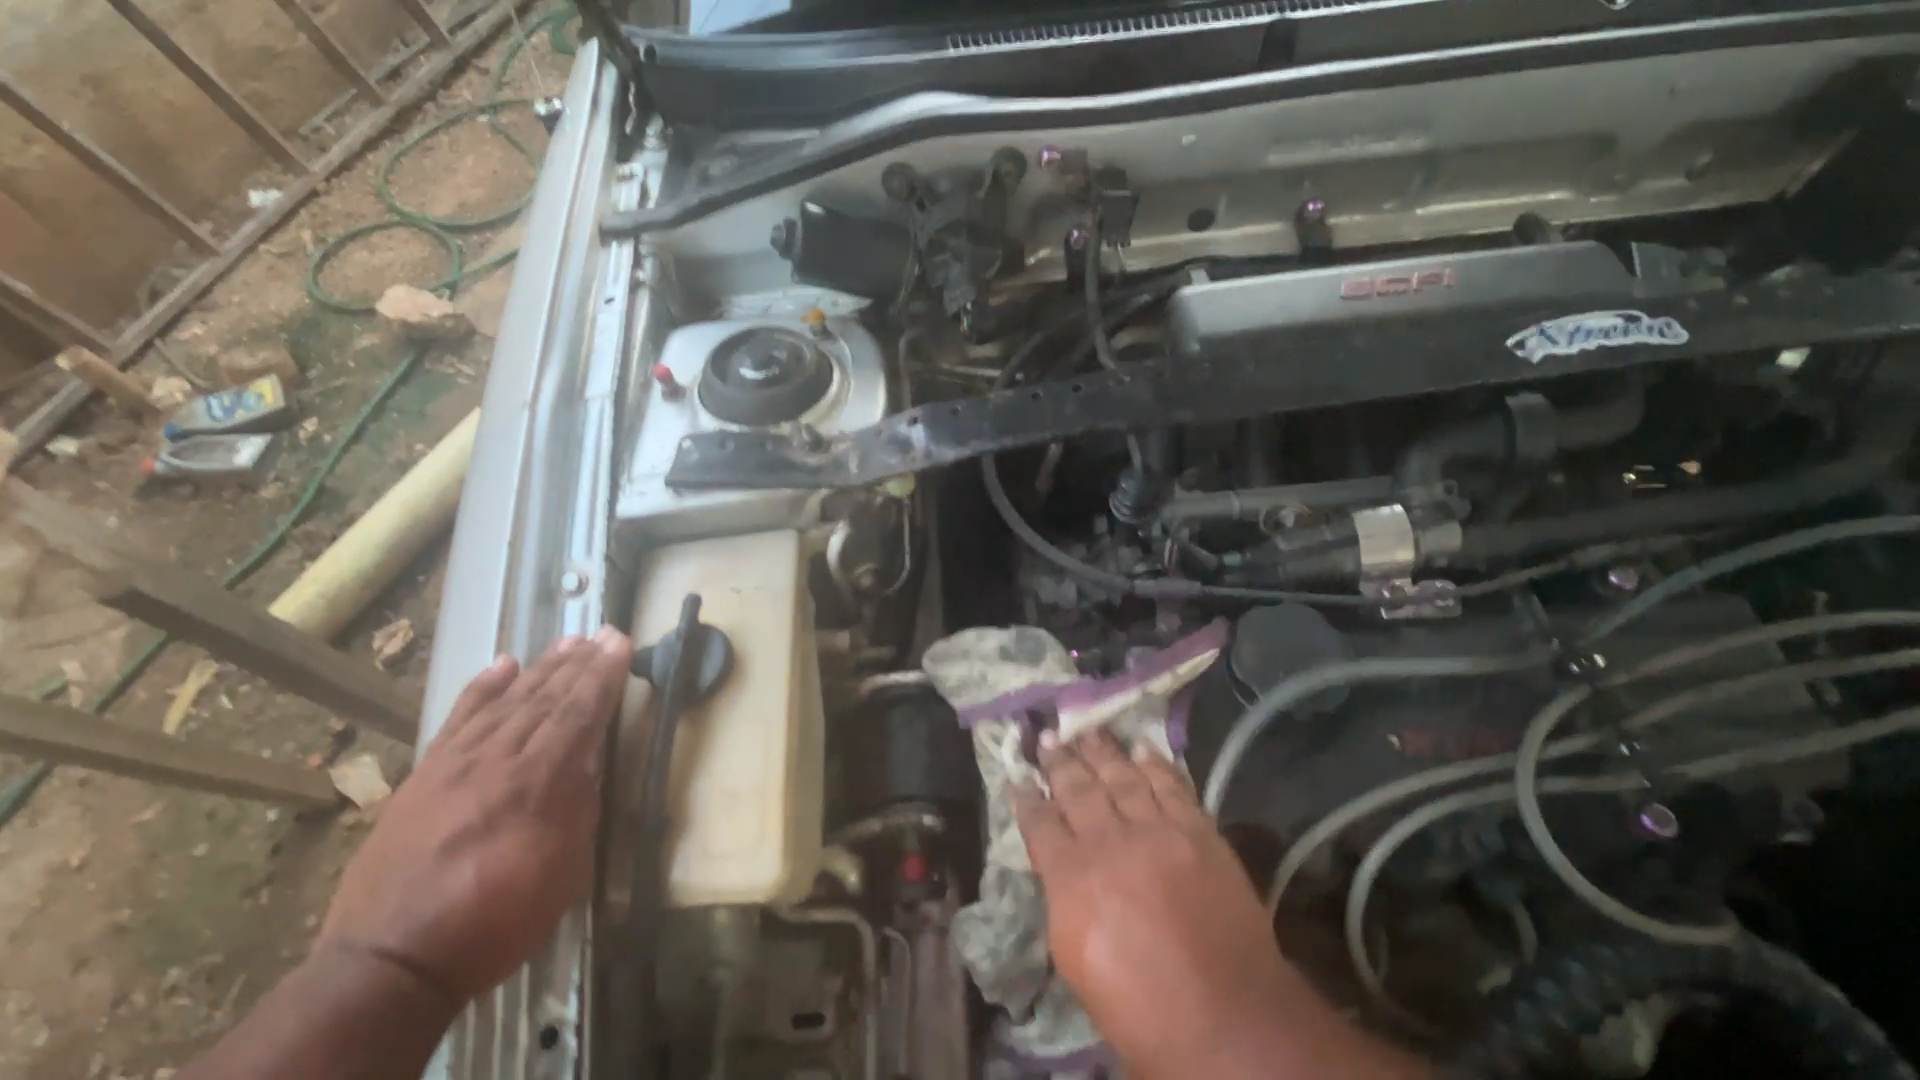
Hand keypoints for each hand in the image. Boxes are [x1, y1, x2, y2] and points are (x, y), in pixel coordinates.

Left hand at [319, 627, 631, 1004]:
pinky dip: (483, 689)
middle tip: (601, 633)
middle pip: (544, 700)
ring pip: (506, 702)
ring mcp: (454, 764)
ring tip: (566, 642)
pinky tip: (503, 665)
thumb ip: (578, 809)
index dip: (602, 677)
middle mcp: (497, 761)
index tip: (620, 642)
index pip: (578, 715)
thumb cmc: (494, 924)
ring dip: (540, 668)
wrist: (390, 959)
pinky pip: (458, 719)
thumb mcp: (562, 874)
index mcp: (538, 784)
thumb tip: (587, 763)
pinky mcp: (423, 776)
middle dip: (578, 664)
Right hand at [1012, 731, 1428, 1079]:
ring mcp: (1159, 832)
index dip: (1026, 799)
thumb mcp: (1075, 961)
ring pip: (1123, 778)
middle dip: (1060, 762)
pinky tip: (1141, 749)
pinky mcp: (1200, 833)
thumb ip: (1065, 902)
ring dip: (1102, 752)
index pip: (1040, 825)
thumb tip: (1062, 871)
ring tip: (1087, 730)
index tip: (1018, 778)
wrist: (1225, 1014)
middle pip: (1079, 790)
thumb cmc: (1139, 1008)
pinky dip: (1155, 765)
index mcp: (1072, 878)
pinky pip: (1172, 788)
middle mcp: (1110, 843)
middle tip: (1048, 737)